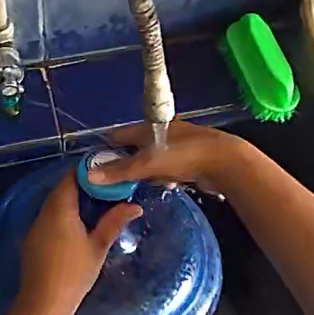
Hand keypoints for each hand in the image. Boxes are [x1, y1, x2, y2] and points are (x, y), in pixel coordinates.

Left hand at [17, 171, 141, 314]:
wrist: (43, 304)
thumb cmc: (74, 274)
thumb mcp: (98, 246)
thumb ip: (114, 222)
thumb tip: (135, 206)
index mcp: (59, 209)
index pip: (70, 178)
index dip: (87, 172)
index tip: (106, 174)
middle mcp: (43, 213)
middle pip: (61, 189)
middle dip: (82, 187)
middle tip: (106, 191)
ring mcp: (35, 227)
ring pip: (53, 204)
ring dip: (72, 201)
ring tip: (96, 207)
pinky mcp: (32, 240)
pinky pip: (48, 218)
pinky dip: (62, 215)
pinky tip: (77, 226)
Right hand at [90, 120, 253, 191]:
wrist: (224, 161)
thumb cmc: (183, 156)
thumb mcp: (147, 164)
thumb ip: (119, 171)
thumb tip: (89, 175)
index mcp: (147, 128)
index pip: (118, 135)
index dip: (104, 148)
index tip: (92, 164)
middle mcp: (160, 133)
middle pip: (134, 148)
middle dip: (124, 163)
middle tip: (110, 182)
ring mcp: (176, 145)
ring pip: (151, 159)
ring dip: (144, 172)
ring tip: (133, 186)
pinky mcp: (189, 158)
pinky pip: (167, 168)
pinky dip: (162, 177)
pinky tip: (162, 186)